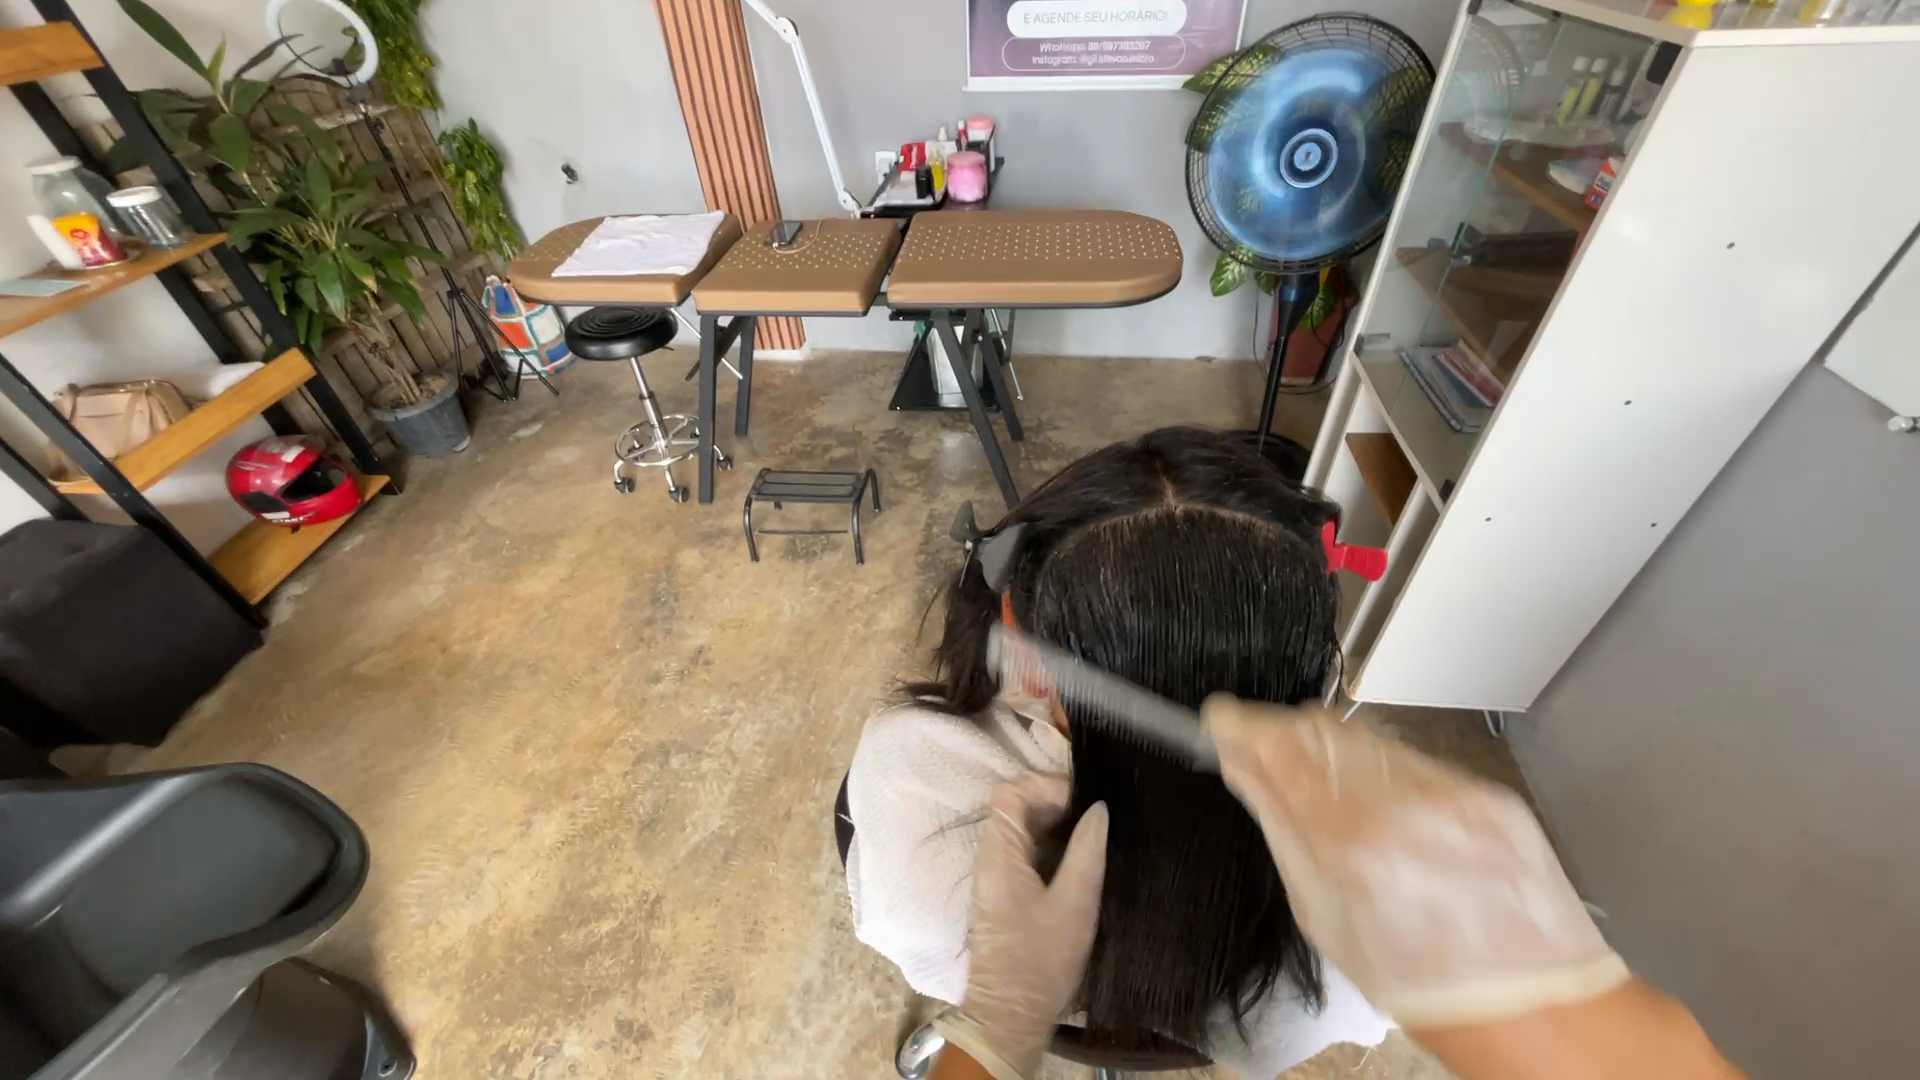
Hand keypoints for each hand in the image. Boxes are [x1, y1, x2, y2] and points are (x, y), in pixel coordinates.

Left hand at [960, 773, 1108, 1075]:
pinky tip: (1074, 856)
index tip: (1080, 801)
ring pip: (1017, 828)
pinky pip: (1020, 850)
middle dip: (1050, 800)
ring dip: (1049, 822)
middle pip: (1012, 806)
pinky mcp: (1002, 892)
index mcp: (999, 853)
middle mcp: (989, 857)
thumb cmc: (1041, 960)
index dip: (1044, 785)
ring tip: (1087, 832)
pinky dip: (1045, 842)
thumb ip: (1086, 852)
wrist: (1009, 1016)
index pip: (1009, 793)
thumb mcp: (1075, 904)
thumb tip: (1097, 809)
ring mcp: (993, 875)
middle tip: (1089, 815)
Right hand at [1203, 697, 1629, 1027]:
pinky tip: (1377, 802)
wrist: (1532, 1006)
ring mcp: (1450, 791)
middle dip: (1279, 729)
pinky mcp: (1484, 789)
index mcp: (1351, 843)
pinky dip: (1374, 764)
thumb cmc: (1409, 975)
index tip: (1220, 718)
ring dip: (1325, 744)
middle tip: (1262, 748)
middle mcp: (1401, 803)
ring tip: (1318, 778)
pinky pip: (1407, 755)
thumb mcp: (1319, 911)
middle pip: (1317, 727)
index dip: (1241, 723)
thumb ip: (1278, 824)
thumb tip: (1240, 764)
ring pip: (1361, 734)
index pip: (1279, 747)